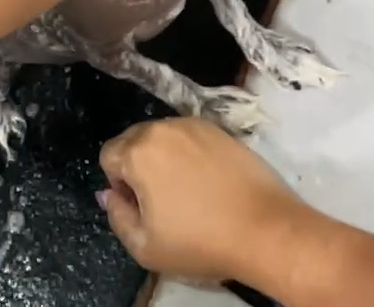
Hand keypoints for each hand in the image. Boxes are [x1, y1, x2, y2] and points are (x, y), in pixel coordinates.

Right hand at [98, 117, 305, 284]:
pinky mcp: (217, 128)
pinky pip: (188, 136)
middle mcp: (160, 128)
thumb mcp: (146, 248)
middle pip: (132, 141)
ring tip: (187, 190)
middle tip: (162, 201)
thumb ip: (117, 217)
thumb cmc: (201, 241)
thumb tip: (109, 194)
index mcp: (137, 152)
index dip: (118, 184)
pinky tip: (208, 180)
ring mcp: (191, 125)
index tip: (141, 207)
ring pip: (161, 137)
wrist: (265, 229)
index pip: (108, 156)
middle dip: (137, 166)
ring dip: (163, 157)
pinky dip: (189, 153)